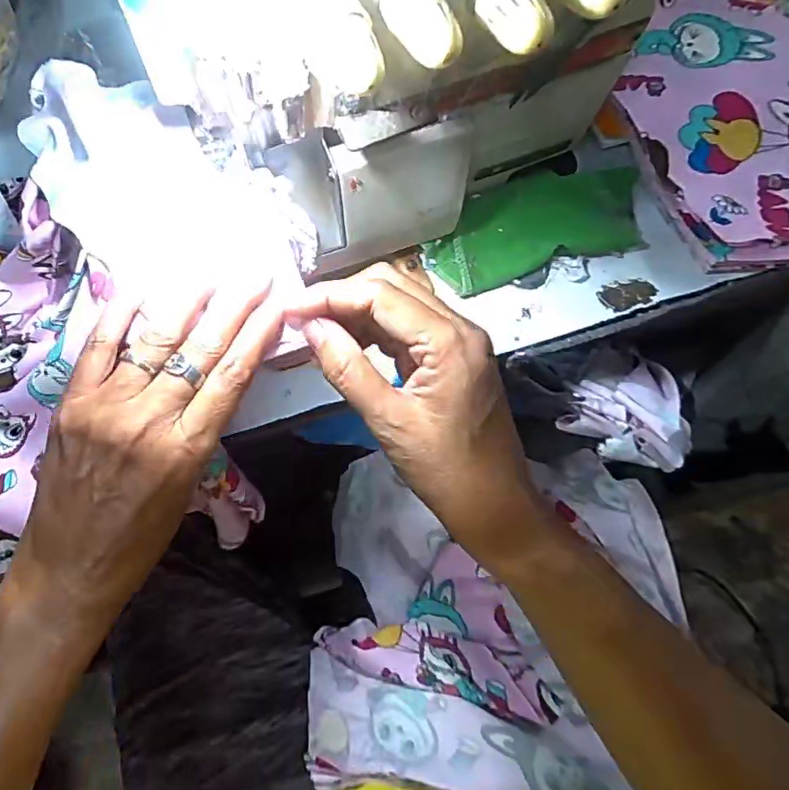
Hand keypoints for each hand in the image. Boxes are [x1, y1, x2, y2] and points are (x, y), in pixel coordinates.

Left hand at [3, 281, 283, 636]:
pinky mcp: (73, 401)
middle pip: (200, 351)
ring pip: (154, 341)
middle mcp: (148, 420)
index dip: (256, 335)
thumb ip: (199, 432)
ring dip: (185, 303)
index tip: (275, 306)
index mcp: (185, 450)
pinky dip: (119, 315)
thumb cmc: (137, 541)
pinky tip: (140, 289)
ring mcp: (106, 406)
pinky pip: (99, 347)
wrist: (68, 568)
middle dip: (232, 309)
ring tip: (208, 276)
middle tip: (253, 277)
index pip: (230, 378)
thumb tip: (214, 379)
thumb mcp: (185, 489)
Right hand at [287, 263, 540, 560]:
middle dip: (341, 294)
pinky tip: (346, 340)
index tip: (292, 309)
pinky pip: (405, 321)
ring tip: (318, 327)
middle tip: (302, 317)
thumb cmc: (446, 470)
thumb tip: (310, 327)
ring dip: (355, 306)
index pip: (379, 293)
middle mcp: (458, 326)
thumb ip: (346, 368)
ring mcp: (457, 337)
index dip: (330, 295)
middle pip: (390, 283)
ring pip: (397, 296)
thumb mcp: (388, 421)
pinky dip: (371, 324)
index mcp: (448, 340)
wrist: (496, 506)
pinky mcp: (450, 351)